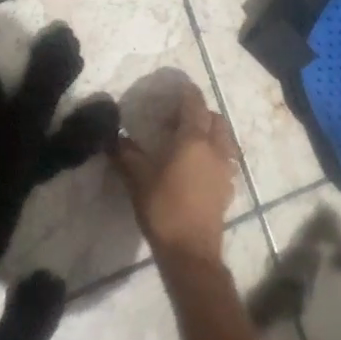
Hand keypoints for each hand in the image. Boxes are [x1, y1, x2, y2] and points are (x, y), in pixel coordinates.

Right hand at [111, 81, 239, 266]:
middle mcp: (214, 149)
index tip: (177, 86)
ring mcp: (225, 170)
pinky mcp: (227, 189)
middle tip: (177, 116)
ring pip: (224, 139)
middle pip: (215, 119)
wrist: (191, 253)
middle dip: (200, 111)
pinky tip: (198, 165)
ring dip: (211, 132)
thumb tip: (113, 137)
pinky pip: (225, 159)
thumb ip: (126, 154)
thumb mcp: (137, 178)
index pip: (194, 105)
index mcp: (193, 140)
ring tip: (190, 139)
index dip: (187, 92)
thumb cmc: (163, 208)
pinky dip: (215, 152)